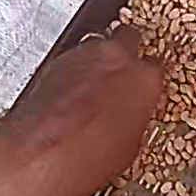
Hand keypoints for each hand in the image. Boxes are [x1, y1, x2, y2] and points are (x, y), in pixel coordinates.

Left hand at [0, 28, 164, 195]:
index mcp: (143, 79)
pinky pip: (73, 60)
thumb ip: (136, 118)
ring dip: (99, 63)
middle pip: (129, 40)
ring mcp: (83, 55)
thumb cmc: (84, 156)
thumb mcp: (130, 146)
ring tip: (96, 91)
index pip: (158, 68)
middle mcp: (115, 58)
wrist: (38, 155)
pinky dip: (75, 73)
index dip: (151, 80)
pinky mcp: (55, 62)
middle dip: (128, 55)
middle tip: (125, 78)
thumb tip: (132, 118)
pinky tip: (73, 95)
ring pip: (98, 47)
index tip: (148, 88)